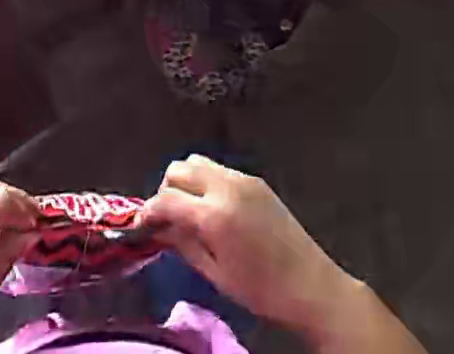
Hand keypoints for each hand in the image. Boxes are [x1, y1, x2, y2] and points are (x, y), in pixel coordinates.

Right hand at [138, 155, 426, 353]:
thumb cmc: (261, 290)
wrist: (313, 288)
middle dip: (165, 189)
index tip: (140, 223)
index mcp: (214, 215)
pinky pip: (219, 170)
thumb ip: (181, 243)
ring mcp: (242, 179)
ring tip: (189, 209)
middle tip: (166, 216)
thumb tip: (157, 229)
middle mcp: (225, 186)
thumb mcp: (214, 273)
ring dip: (185, 180)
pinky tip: (212, 208)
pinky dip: (205, 181)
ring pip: (197, 162)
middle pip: (178, 169)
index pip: (166, 198)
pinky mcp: (255, 180)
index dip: (148, 210)